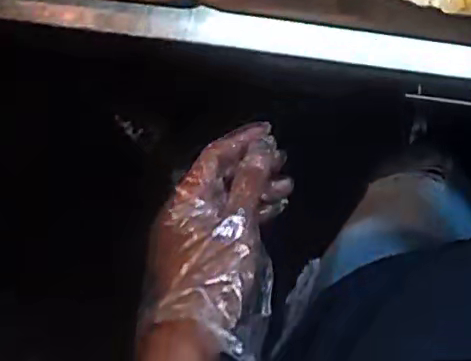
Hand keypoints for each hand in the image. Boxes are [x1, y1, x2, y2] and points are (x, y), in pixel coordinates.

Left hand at [140, 123, 293, 359]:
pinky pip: (226, 219)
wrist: (187, 340)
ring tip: (286, 187)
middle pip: (221, 175)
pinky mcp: (199, 254)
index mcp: (186, 198)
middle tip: (282, 158)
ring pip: (227, 198)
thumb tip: (261, 146)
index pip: (215, 154)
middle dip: (254, 164)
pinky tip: (272, 212)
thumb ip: (250, 181)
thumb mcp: (237, 223)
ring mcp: (190, 234)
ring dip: (256, 188)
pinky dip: (249, 211)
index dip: (244, 138)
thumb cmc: (212, 275)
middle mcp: (184, 211)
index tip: (270, 130)